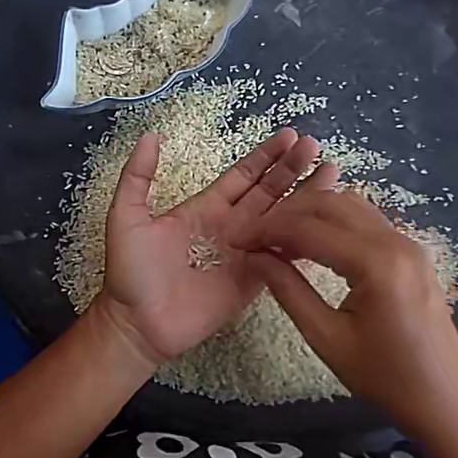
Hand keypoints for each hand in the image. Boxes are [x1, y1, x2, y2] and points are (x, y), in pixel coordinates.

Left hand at [93, 128, 320, 365]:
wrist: (137, 323)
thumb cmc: (130, 270)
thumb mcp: (126, 215)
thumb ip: (138, 176)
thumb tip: (150, 135)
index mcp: (205, 207)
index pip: (243, 175)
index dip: (265, 156)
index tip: (290, 136)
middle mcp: (230, 226)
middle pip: (268, 191)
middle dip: (292, 169)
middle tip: (316, 148)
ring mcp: (245, 253)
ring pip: (282, 219)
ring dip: (305, 198)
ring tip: (331, 175)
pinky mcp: (253, 281)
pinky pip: (283, 256)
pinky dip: (305, 240)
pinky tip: (327, 224)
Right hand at [236, 169, 457, 444]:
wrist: (448, 400)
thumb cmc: (387, 377)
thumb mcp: (327, 338)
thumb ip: (288, 290)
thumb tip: (254, 256)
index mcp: (376, 263)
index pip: (308, 228)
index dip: (267, 229)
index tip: (237, 240)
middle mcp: (395, 241)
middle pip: (329, 203)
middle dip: (286, 214)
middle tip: (254, 237)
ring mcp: (407, 243)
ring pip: (348, 204)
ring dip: (309, 213)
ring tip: (278, 240)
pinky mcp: (410, 251)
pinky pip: (364, 220)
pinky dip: (332, 222)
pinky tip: (311, 244)